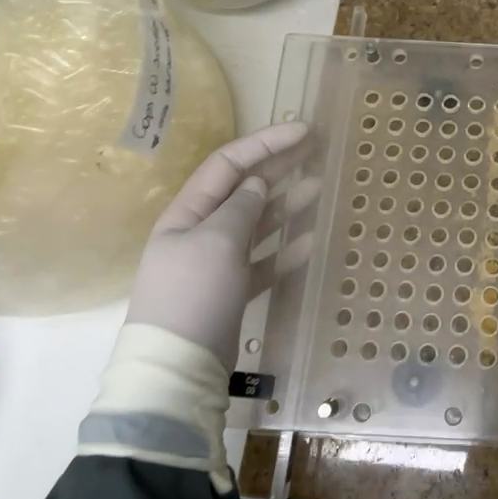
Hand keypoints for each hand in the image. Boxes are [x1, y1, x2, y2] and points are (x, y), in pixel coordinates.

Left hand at [126, 121, 310, 361]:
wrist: (178, 367)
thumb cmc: (193, 294)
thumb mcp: (217, 242)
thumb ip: (241, 208)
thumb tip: (257, 185)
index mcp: (187, 212)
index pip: (228, 164)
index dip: (265, 143)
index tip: (303, 131)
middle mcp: (201, 231)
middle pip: (244, 190)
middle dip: (278, 169)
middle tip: (316, 152)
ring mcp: (217, 262)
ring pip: (258, 224)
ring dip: (287, 205)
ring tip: (320, 189)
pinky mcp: (233, 290)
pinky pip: (264, 260)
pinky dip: (286, 249)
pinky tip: (312, 240)